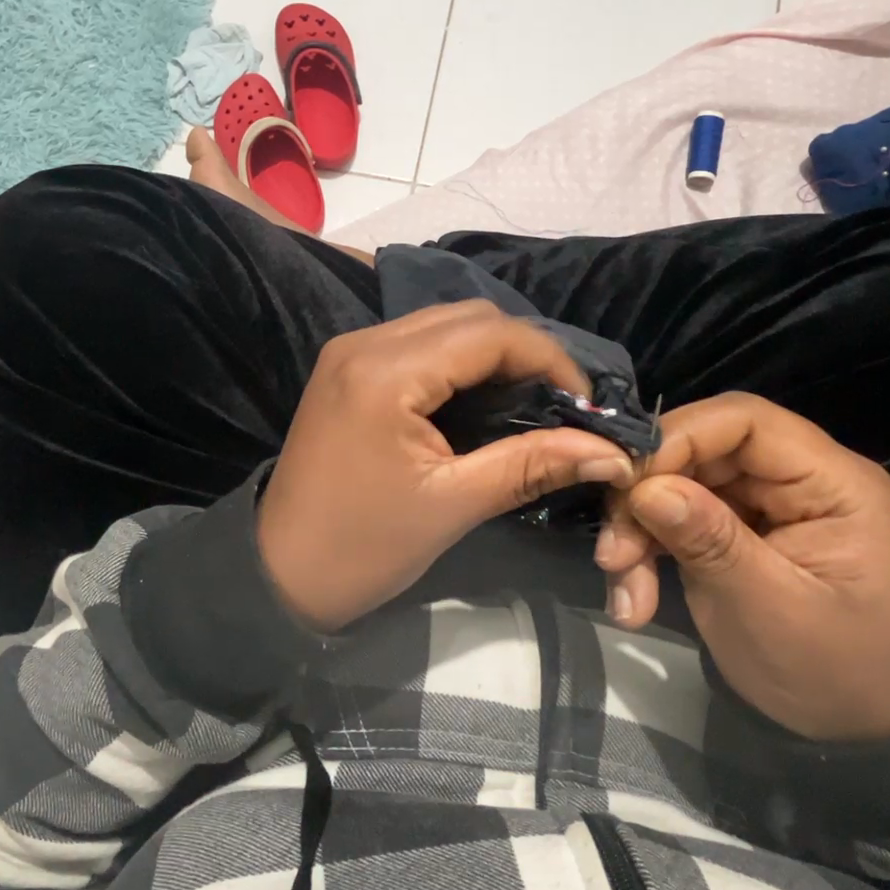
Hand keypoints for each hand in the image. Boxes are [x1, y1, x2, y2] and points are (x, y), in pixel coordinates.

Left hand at [258, 301, 634, 632]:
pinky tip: (479, 402)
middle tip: (560, 407)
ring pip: (441, 324)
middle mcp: (363, 343)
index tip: (587, 405)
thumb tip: (611, 448)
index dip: (550, 359)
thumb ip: (532, 464)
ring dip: (490, 354)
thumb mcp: (453, 505)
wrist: (279, 572)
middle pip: (467, 317)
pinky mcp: (344, 368)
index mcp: (385, 372)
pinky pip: (415, 343)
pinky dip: (456, 362)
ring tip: (528, 405)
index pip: (489, 334)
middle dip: (523, 353)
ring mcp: (348, 351)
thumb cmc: (363, 547)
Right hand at [597, 393, 889, 740]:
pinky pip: (668, 518)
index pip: (744, 421)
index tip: (628, 484)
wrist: (854, 733)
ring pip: (671, 485)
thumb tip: (645, 487)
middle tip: (613, 554)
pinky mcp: (726, 531)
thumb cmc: (834, 672)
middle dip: (644, 498)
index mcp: (830, 483)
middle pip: (696, 451)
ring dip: (635, 533)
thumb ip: (711, 542)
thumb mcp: (771, 609)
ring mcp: (755, 506)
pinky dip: (641, 553)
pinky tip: (631, 598)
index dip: (678, 437)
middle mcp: (791, 480)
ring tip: (623, 589)